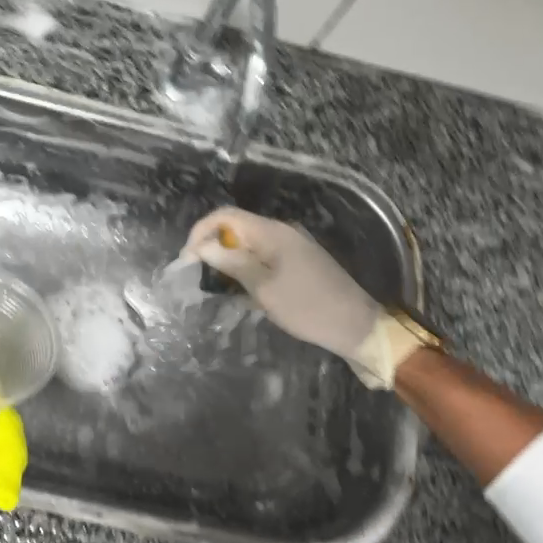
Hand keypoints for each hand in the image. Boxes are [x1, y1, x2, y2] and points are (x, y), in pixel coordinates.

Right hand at [181, 208, 378, 360]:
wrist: (356, 326)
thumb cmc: (308, 308)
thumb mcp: (264, 289)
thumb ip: (233, 264)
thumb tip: (203, 247)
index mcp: (273, 233)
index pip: (225, 216)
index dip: (201, 232)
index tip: (187, 260)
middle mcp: (282, 232)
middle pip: (236, 228)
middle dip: (213, 247)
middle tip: (197, 276)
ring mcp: (292, 247)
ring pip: (249, 245)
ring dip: (230, 261)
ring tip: (217, 287)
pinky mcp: (298, 262)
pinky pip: (264, 258)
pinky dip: (248, 270)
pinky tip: (243, 294)